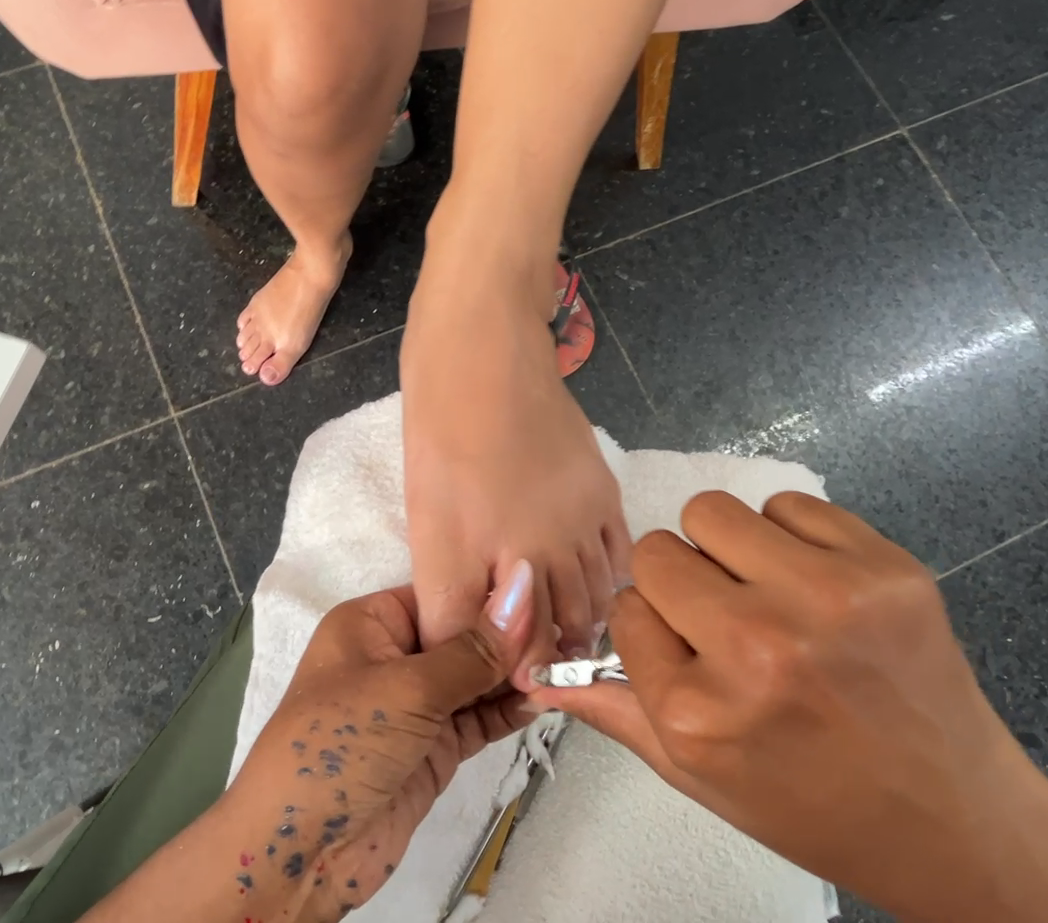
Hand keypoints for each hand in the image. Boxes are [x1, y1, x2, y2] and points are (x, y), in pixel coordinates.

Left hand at [219, 566, 537, 921]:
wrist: (306, 850)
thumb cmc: (342, 742)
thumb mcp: (408, 687)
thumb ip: (474, 648)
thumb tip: (527, 587)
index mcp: (371, 624)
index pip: (441, 594)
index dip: (490, 595)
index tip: (547, 591)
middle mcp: (392, 657)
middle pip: (462, 637)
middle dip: (510, 639)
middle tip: (568, 632)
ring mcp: (414, 706)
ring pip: (475, 680)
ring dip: (515, 676)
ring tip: (568, 664)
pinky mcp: (433, 748)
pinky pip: (478, 719)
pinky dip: (509, 711)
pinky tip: (546, 698)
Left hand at [401, 238, 628, 690]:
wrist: (483, 350)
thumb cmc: (443, 439)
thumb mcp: (430, 525)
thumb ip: (450, 598)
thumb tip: (458, 655)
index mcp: (520, 567)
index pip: (525, 649)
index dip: (515, 678)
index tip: (505, 696)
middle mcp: (568, 551)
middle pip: (568, 625)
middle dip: (552, 656)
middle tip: (538, 678)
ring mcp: (592, 515)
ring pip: (596, 593)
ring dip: (582, 623)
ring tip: (567, 644)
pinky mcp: (602, 484)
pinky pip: (617, 550)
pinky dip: (608, 579)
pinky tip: (599, 587)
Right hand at [538, 492, 1047, 922]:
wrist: (956, 822)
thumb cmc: (810, 806)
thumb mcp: (699, 776)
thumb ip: (615, 712)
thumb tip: (533, 676)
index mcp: (698, 709)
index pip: (624, 610)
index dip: (651, 630)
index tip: (689, 656)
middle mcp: (755, 644)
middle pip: (657, 553)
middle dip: (679, 585)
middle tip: (725, 621)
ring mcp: (827, 597)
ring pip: (714, 512)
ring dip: (726, 550)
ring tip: (768, 595)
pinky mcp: (884, 565)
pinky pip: (789, 504)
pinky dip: (789, 537)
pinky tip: (817, 587)